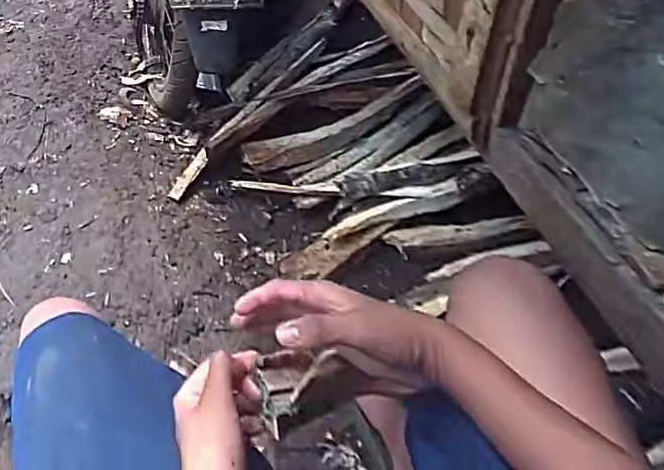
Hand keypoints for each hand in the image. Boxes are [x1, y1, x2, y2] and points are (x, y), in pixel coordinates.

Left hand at [172, 351, 260, 469]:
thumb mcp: (215, 397)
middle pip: (224, 386)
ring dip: (251, 405)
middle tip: (258, 388)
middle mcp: (197, 412)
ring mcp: (212, 434)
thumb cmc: (211, 450)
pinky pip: (242, 429)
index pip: (212, 365)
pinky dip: (253, 425)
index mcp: (188, 395)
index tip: (256, 361)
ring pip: (235, 407)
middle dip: (245, 384)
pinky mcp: (227, 452)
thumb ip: (220, 369)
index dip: (235, 360)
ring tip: (261, 409)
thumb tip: (227, 353)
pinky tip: (260, 429)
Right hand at [231, 280, 447, 398]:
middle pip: (282, 310)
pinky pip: (308, 358)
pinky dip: (291, 362)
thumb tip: (280, 333)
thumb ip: (317, 329)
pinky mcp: (340, 358)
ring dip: (271, 337)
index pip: (280, 291)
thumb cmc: (392, 332)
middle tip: (236, 326)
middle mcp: (321, 312)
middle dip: (258, 315)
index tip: (238, 309)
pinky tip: (281, 371)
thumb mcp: (353, 327)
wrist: (427, 358)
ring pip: (292, 333)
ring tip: (251, 346)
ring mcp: (330, 336)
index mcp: (322, 296)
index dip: (257, 298)